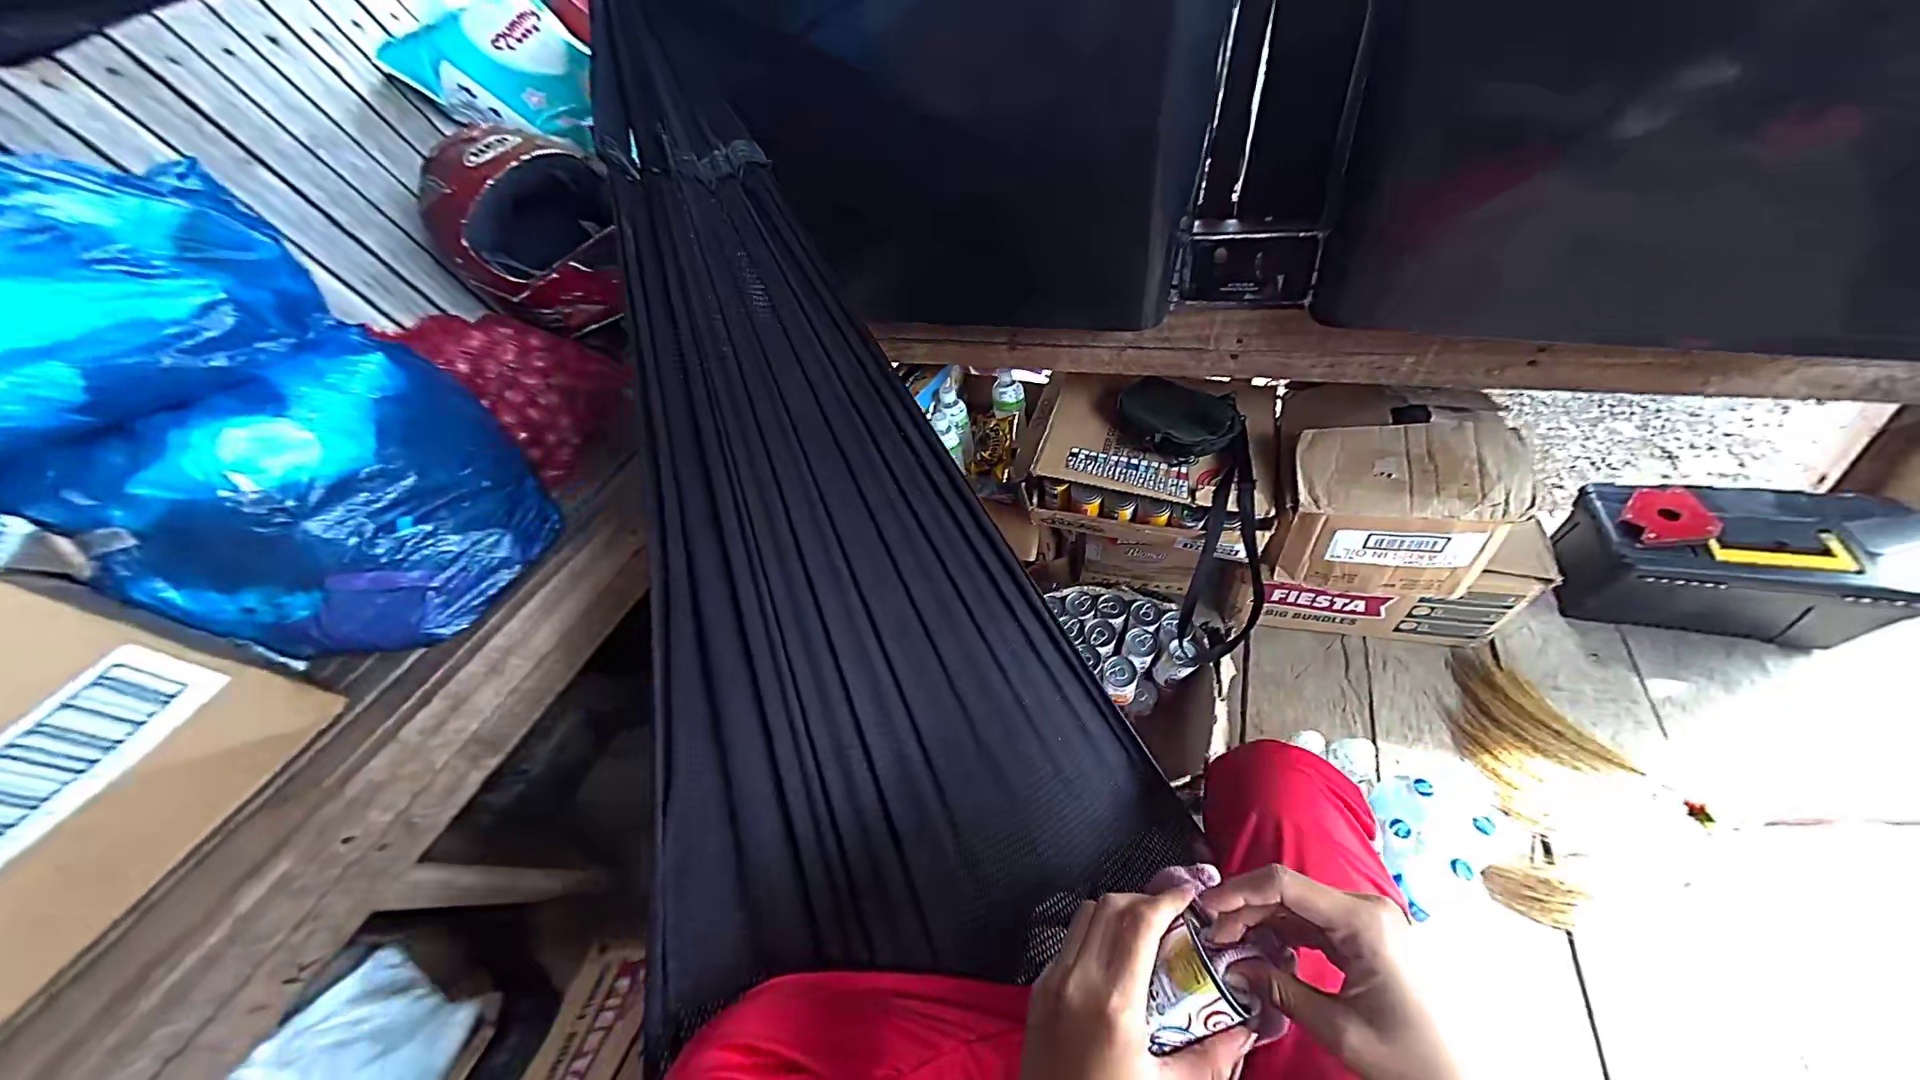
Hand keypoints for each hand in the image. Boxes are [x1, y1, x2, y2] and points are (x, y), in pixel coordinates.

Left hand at [1022, 886, 1257, 1079]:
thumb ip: (1209, 1059)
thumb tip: (1242, 1031)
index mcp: (1112, 1003)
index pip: (1138, 922)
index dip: (1166, 899)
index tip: (1188, 895)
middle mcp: (1076, 981)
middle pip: (1109, 906)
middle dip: (1143, 900)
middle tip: (1171, 915)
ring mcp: (1052, 982)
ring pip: (1085, 915)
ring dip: (1116, 912)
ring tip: (1146, 934)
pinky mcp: (1038, 991)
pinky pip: (1069, 942)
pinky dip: (1094, 934)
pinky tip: (1115, 961)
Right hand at [1200, 865, 1460, 1079]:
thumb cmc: (1409, 1058)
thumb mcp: (1337, 1028)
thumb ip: (1279, 989)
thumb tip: (1232, 967)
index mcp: (1362, 920)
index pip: (1283, 884)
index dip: (1238, 891)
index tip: (1206, 907)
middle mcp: (1364, 908)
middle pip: (1285, 890)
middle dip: (1244, 908)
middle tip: (1214, 934)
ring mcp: (1365, 919)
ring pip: (1293, 903)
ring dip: (1258, 919)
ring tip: (1230, 942)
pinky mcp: (1363, 934)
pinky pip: (1309, 920)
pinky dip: (1280, 930)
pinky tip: (1261, 948)